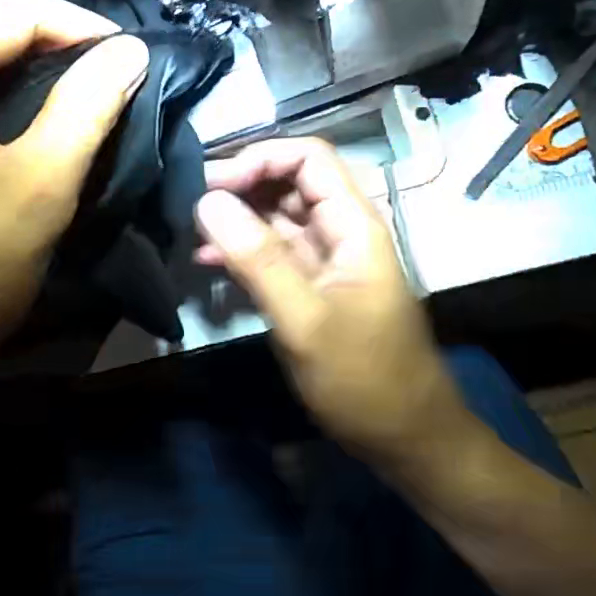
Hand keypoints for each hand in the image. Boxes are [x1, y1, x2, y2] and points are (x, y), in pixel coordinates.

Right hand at [194, 139, 467, 461]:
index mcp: (355, 224)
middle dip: (243, 185)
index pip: (309, 159)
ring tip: (190, 229)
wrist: (405, 437)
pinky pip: (276, 256)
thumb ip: (258, 259)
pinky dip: (244, 253)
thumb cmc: (364, 378)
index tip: (212, 184)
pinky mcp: (315, 290)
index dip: (260, 159)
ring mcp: (329, 262)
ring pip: (280, 220)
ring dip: (239, 219)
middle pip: (292, 184)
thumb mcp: (306, 319)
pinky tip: (207, 260)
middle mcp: (343, 232)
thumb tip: (208, 201)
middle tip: (189, 202)